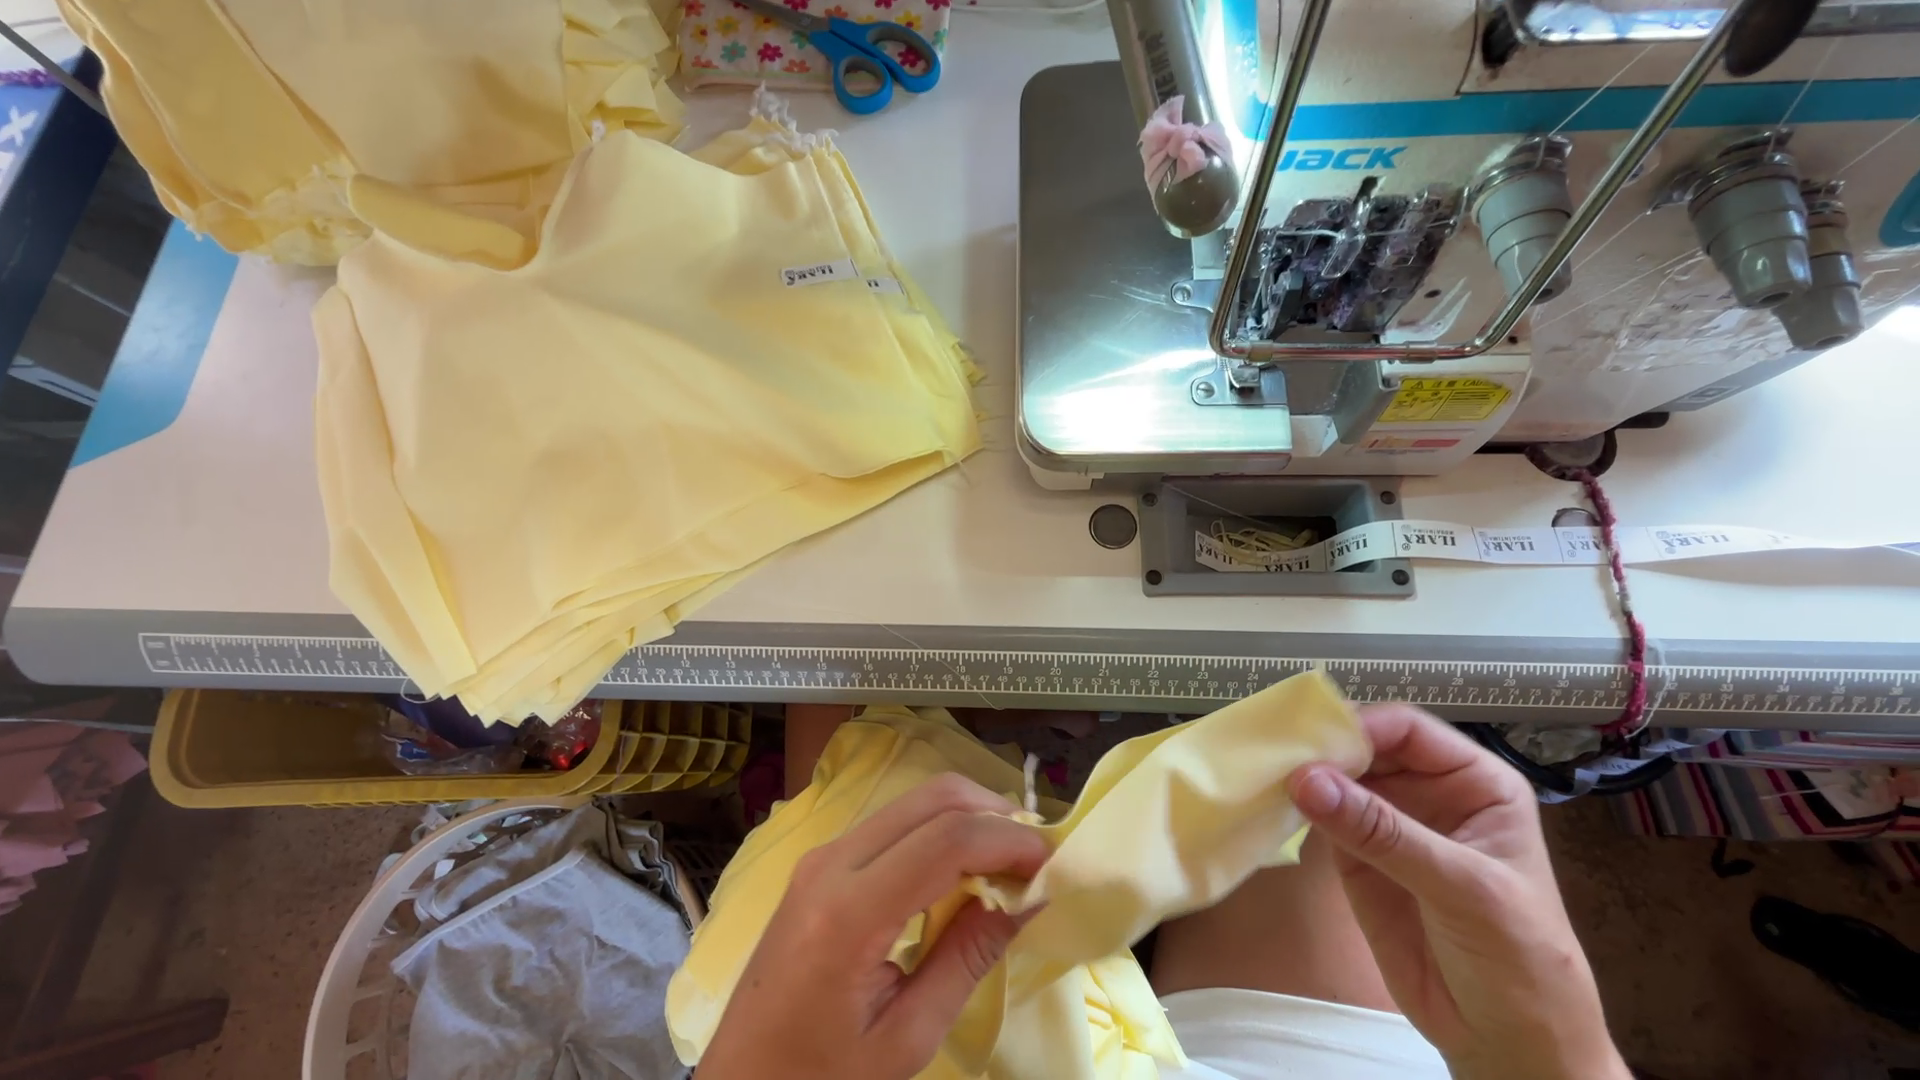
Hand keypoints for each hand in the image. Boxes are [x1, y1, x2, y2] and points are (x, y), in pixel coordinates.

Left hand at [696, 773, 1049, 1079]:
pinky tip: (963, 866)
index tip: (1052, 866)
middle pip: (932, 799)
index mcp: (849, 912)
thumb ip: (969, 957)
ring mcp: (821, 855)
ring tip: (1008, 861)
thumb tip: (1029, 898)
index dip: (1008, 842)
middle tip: (1035, 856)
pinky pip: (893, 822)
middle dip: (994, 814)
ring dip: (968, 817)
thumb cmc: (823, 1076)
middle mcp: (831, 862)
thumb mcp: (907, 1035)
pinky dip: (939, 829)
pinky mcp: (821, 861)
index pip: (947, 840)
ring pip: (913, 802)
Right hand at [1286, 704, 1628, 1079]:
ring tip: (1258, 773)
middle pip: (1364, 748)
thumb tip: (1304, 778)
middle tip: (1273, 755)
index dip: (1361, 727)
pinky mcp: (1354, 857)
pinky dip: (1291, 808)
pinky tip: (1263, 802)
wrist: (1506, 1041)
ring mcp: (1388, 824)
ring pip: (1336, 779)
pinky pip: (1319, 819)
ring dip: (1300, 775)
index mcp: (1473, 782)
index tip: (1310, 740)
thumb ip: (1384, 832)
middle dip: (1322, 748)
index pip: (1408, 731)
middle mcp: (1427, 791)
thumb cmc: (1517, 957)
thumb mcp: (1462, 888)